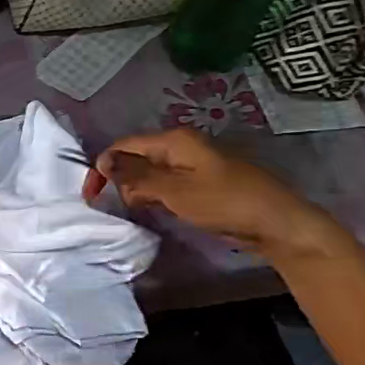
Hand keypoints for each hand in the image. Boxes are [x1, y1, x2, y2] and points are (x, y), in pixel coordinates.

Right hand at [83, 127, 342, 257]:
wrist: (274, 223)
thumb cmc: (225, 203)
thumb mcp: (175, 190)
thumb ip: (136, 176)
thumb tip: (103, 160)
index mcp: (173, 141)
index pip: (123, 146)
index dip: (102, 167)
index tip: (89, 197)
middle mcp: (179, 148)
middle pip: (134, 158)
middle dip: (120, 181)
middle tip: (124, 208)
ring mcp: (189, 166)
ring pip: (147, 174)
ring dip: (136, 192)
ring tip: (140, 212)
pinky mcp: (196, 185)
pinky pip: (163, 186)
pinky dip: (153, 198)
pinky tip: (155, 212)